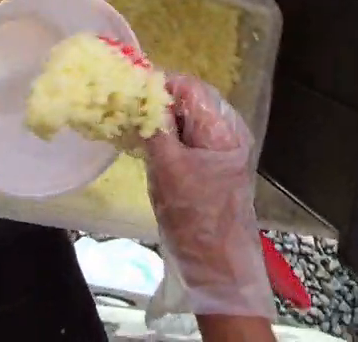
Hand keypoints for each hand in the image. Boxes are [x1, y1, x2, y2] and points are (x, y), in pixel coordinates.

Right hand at [145, 75, 275, 321]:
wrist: (219, 270)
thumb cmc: (194, 218)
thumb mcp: (167, 168)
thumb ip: (156, 126)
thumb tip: (142, 93)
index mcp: (222, 127)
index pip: (188, 86)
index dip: (158, 86)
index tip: (129, 96)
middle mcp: (227, 132)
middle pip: (189, 100)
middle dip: (158, 104)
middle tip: (130, 115)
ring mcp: (223, 150)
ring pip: (187, 120)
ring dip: (163, 123)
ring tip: (137, 133)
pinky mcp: (215, 167)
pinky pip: (190, 139)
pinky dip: (170, 139)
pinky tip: (151, 150)